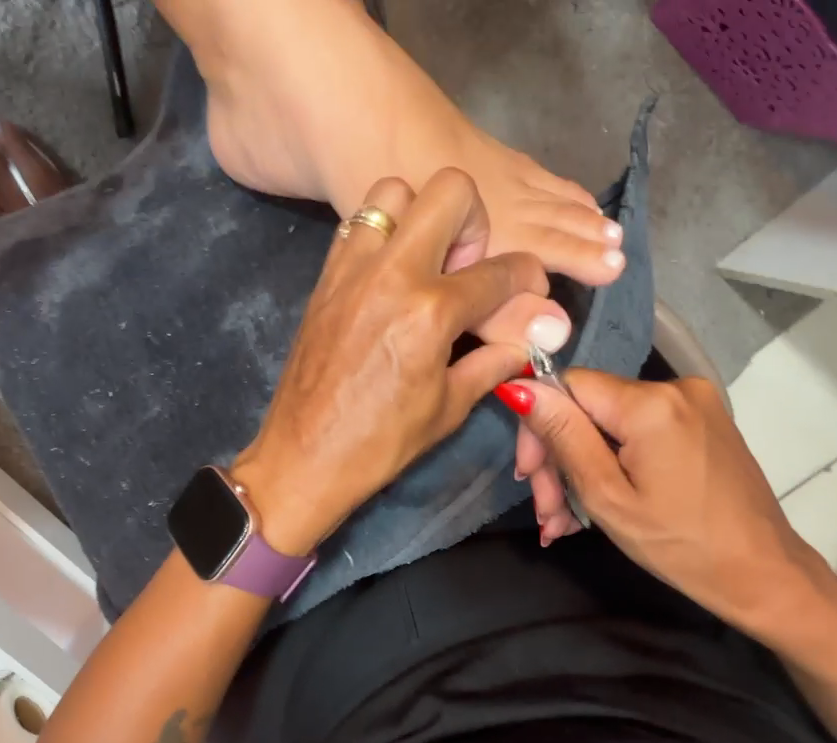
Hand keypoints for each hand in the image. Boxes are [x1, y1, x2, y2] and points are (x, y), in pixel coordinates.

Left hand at [230, 168, 564, 553]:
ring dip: (419, 216)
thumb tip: (532, 338)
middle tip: (464, 269)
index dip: (529, 280)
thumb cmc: (379, 444)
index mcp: (430, 312)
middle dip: (473, 221)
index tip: (528, 294)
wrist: (303, 458)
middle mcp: (392, 274)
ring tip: (422, 267)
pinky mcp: (324, 279)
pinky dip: (381, 237)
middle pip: (451, 190)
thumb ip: (494, 360)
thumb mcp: (448, 408)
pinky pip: (357, 226)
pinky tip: (387, 281)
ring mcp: (352, 271)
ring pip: (394, 192)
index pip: (502, 270)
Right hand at [500, 370, 833, 635]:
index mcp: (650, 404)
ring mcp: (694, 405)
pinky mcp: (703, 424)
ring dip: (580, 470)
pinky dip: (612, 466)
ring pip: (609, 426)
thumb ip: (563, 436)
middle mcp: (675, 389)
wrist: (760, 572)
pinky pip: (637, 434)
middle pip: (588, 408)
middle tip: (547, 516)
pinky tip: (597, 506)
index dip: (537, 425)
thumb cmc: (678, 543)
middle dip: (557, 459)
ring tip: (565, 524)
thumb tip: (519, 386)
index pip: (567, 385)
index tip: (530, 475)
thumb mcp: (606, 495)